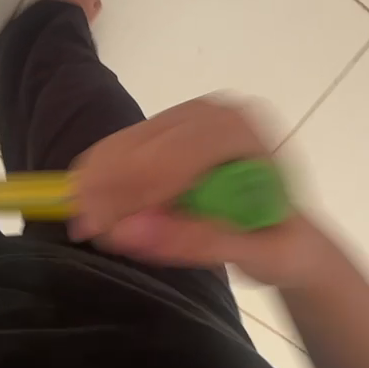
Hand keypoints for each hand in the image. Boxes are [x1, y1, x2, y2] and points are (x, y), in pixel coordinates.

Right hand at [68, 95, 331, 288]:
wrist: (285, 233)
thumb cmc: (280, 246)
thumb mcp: (255, 254)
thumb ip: (198, 242)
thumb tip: (131, 232)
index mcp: (244, 134)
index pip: (177, 152)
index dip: (132, 189)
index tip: (101, 225)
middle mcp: (216, 113)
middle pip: (143, 144)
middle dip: (107, 188)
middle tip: (82, 229)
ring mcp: (188, 117)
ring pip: (124, 144)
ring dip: (98, 184)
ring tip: (86, 224)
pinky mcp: (166, 128)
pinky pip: (121, 148)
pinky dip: (101, 178)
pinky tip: (96, 208)